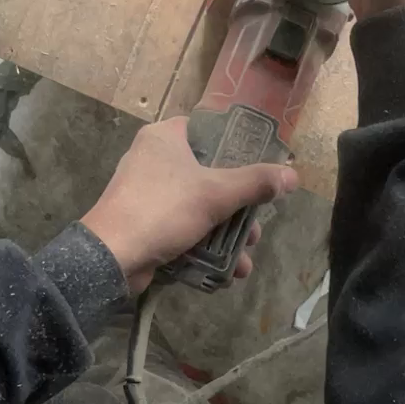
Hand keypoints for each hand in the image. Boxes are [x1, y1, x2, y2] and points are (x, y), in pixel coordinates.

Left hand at [82, 118, 297, 292]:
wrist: (111, 257)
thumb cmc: (163, 210)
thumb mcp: (216, 193)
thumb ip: (256, 183)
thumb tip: (293, 175)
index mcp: (165, 137)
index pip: (209, 130)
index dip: (238, 149)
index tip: (261, 172)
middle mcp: (154, 159)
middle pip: (211, 176)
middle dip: (238, 211)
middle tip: (255, 232)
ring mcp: (148, 193)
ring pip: (200, 208)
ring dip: (226, 237)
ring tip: (244, 262)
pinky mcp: (145, 224)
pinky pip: (183, 230)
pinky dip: (204, 248)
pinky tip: (225, 273)